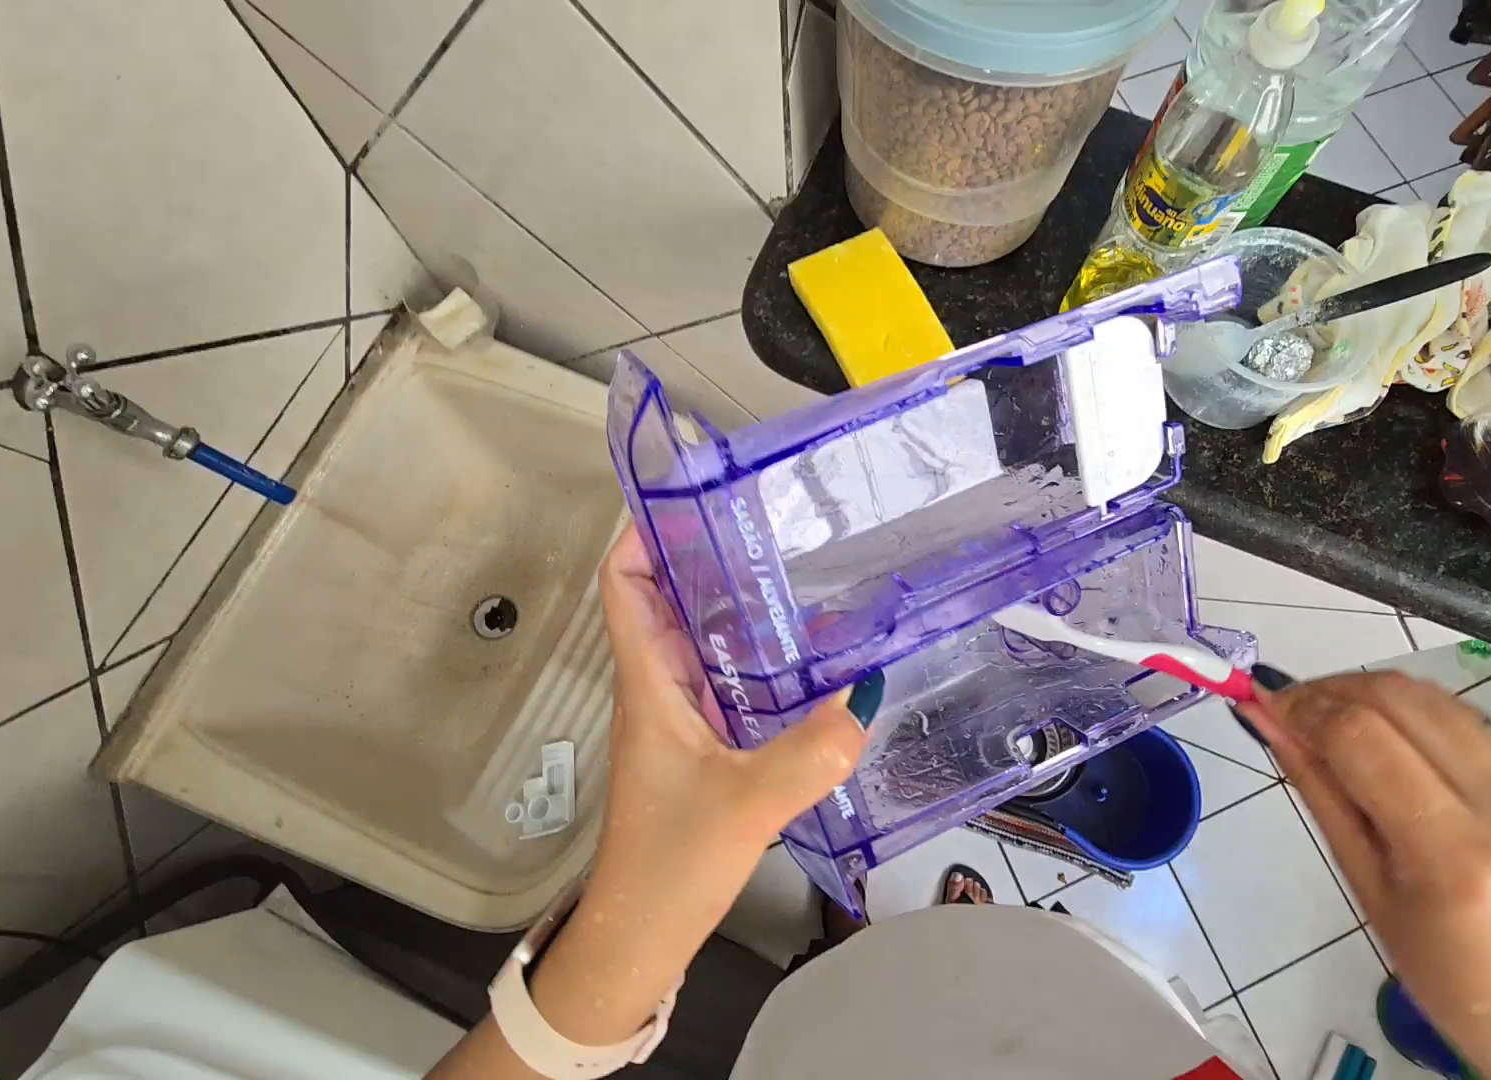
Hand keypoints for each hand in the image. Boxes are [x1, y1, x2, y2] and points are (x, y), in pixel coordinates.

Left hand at [530, 525, 869, 1045]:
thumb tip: (864, 700)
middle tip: (770, 525)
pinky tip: (808, 655)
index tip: (692, 499)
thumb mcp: (743, 806)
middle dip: (709, 557)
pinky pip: (730, 680)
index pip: (626, 585)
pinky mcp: (705, 743)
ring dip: (737, 605)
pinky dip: (760, 657)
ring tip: (796, 572)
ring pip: (703, 639)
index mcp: (649, 683)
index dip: (646, 535)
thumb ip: (806, 755)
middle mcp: (661, 687)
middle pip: (670, 599)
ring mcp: (682, 715)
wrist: (640, 936)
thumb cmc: (668, 866)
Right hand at [1239, 672, 1490, 1079]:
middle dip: (1333, 691)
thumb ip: (1315, 785)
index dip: (1304, 708)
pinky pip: (1479, 727)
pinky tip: (1416, 764)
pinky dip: (1427, 729)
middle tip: (1296, 709)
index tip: (1268, 706)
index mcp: (1458, 856)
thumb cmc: (1443, 968)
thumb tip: (1263, 715)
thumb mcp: (1361, 881)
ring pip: (1439, 702)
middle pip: (1401, 699)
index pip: (1360, 736)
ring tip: (1346, 732)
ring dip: (1377, 703)